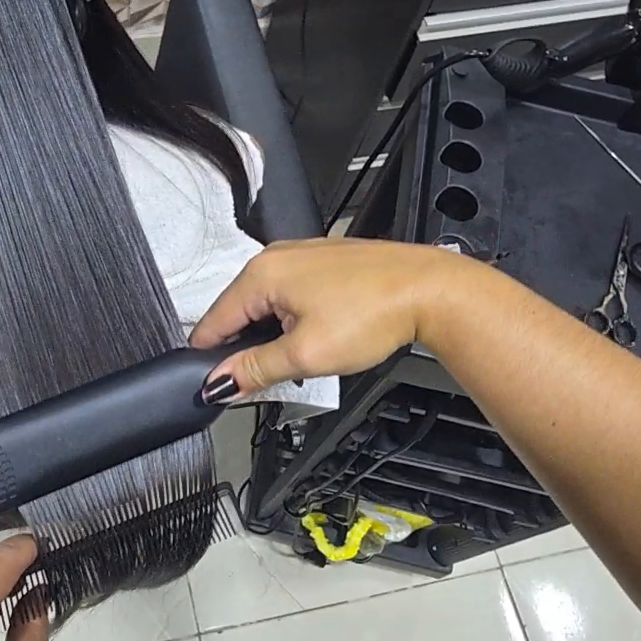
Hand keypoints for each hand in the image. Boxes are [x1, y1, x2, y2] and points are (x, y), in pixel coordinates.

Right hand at [190, 238, 478, 394]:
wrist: (429, 291)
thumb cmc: (376, 312)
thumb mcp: (306, 355)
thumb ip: (255, 369)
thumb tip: (220, 382)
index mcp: (261, 275)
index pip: (212, 322)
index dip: (211, 359)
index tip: (220, 384)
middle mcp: (274, 258)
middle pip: (237, 313)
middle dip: (247, 347)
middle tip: (273, 375)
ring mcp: (298, 256)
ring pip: (264, 305)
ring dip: (272, 334)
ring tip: (302, 354)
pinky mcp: (319, 263)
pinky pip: (288, 294)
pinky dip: (292, 319)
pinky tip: (316, 334)